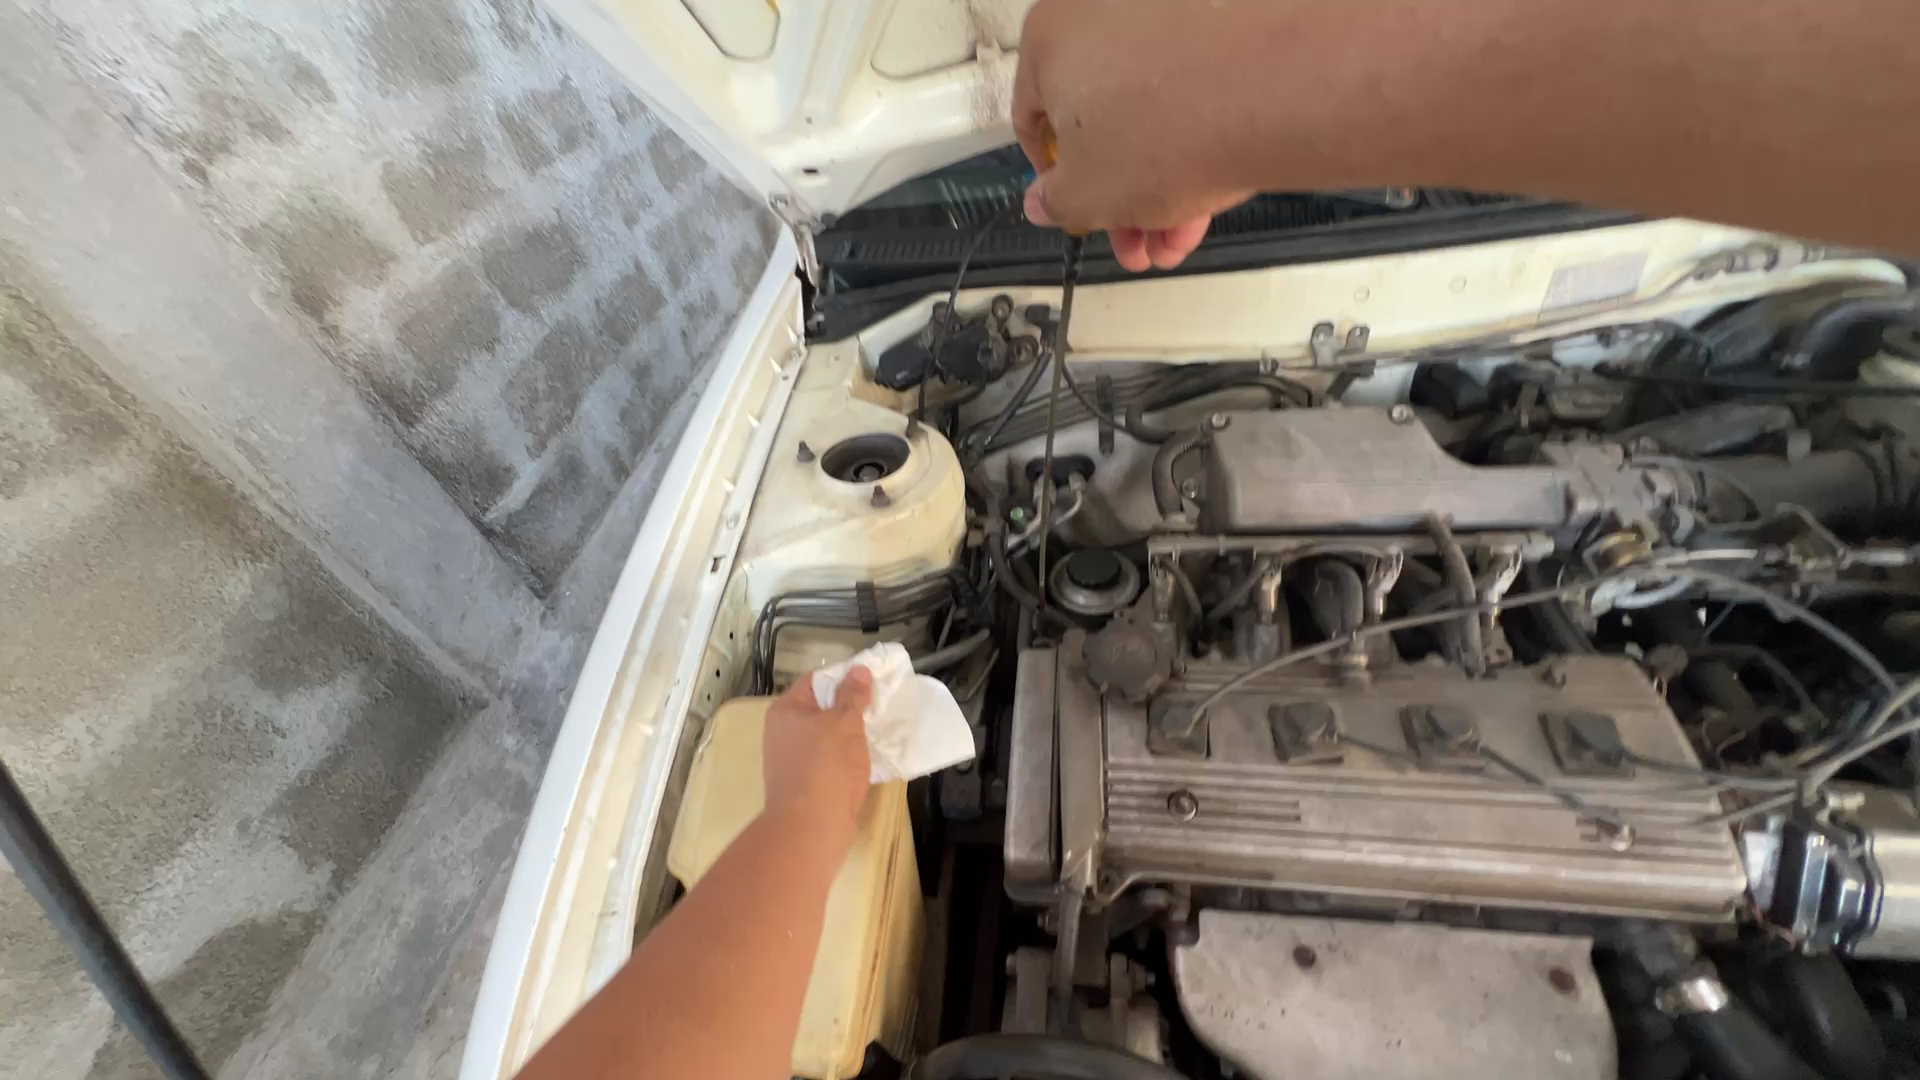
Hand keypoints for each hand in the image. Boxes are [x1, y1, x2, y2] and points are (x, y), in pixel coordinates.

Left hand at [763, 667, 873, 836]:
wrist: (811, 829)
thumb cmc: (826, 767)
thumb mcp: (845, 723)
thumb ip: (853, 695)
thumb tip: (859, 669)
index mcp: (786, 711)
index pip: (817, 680)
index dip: (845, 677)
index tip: (873, 680)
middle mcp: (784, 732)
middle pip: (822, 709)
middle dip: (852, 707)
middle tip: (881, 704)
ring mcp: (793, 760)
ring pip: (828, 736)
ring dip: (852, 734)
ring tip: (881, 729)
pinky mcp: (806, 784)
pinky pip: (830, 760)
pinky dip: (848, 757)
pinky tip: (870, 757)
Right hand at [1012, 0, 1257, 270]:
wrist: (1267, 95)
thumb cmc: (1161, 135)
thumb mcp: (1082, 197)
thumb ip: (1053, 202)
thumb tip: (1045, 200)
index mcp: (1050, 38)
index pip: (1032, 118)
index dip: (1051, 176)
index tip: (1070, 203)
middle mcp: (1104, 10)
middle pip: (1099, 124)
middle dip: (1116, 197)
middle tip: (1130, 238)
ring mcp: (1165, 14)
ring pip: (1147, 117)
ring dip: (1154, 189)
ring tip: (1171, 239)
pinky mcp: (1217, 24)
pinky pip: (1188, 97)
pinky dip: (1188, 148)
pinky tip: (1201, 203)